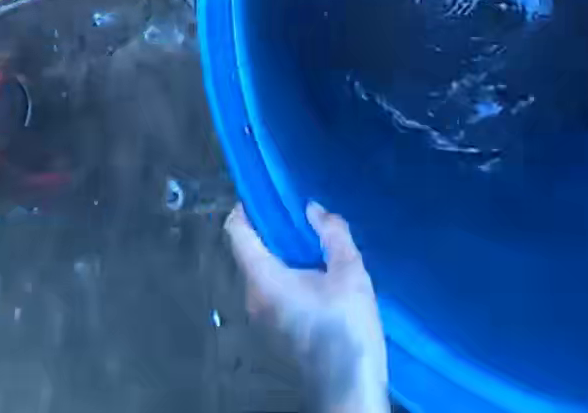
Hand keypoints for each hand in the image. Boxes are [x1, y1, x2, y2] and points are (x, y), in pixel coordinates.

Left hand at [225, 202, 388, 412]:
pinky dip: (286, 276)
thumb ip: (332, 234)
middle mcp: (252, 295)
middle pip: (249, 249)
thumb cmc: (346, 331)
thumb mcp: (350, 274)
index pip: (236, 230)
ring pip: (261, 271)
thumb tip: (313, 209)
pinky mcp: (274, 330)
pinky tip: (315, 276)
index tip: (268, 195)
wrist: (351, 393)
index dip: (247, 208)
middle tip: (298, 217)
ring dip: (282, 255)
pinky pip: (271, 290)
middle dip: (271, 230)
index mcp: (261, 277)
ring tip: (312, 245)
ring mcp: (260, 316)